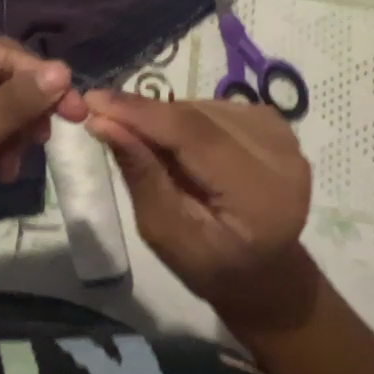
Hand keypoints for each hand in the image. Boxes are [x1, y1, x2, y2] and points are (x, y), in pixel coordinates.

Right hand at [85, 91, 315, 333]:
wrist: (265, 273)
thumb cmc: (212, 266)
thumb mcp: (165, 233)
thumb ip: (140, 175)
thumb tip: (103, 121)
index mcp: (259, 196)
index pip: (194, 135)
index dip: (141, 113)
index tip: (91, 100)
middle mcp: (280, 157)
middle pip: (196, 116)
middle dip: (145, 114)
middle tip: (105, 121)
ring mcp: (282, 136)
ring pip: (203, 106)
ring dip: (167, 118)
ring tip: (152, 147)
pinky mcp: (275, 123)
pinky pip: (215, 105)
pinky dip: (188, 118)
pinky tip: (183, 146)